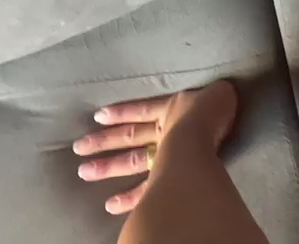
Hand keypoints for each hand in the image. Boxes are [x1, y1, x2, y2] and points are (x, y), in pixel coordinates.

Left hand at [71, 81, 238, 214]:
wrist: (209, 125)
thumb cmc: (213, 109)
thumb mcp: (214, 95)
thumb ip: (212, 96)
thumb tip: (220, 93)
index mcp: (171, 109)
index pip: (141, 110)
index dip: (121, 112)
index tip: (97, 116)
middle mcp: (162, 131)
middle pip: (127, 135)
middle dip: (103, 142)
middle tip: (78, 147)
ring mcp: (161, 154)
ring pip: (129, 159)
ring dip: (106, 166)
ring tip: (83, 171)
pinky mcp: (166, 175)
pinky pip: (144, 188)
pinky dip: (128, 197)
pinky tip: (109, 206)